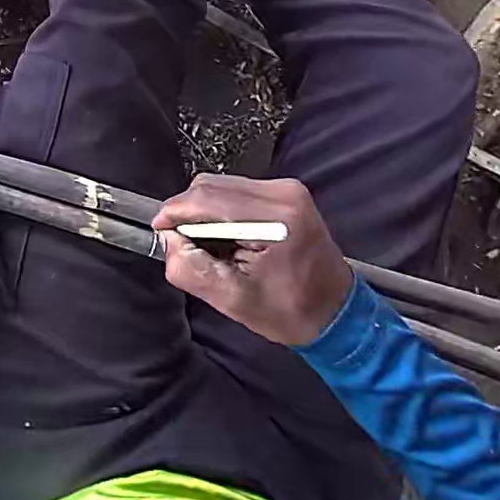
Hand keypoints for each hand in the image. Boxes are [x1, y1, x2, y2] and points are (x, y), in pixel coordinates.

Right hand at [152, 174, 352, 345]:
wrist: (337, 314)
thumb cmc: (293, 311)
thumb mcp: (232, 300)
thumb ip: (189, 268)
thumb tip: (169, 239)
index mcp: (277, 219)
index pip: (205, 198)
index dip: (174, 212)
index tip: (161, 231)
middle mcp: (284, 194)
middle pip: (208, 187)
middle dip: (189, 214)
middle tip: (189, 245)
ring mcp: (286, 189)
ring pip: (217, 185)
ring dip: (203, 212)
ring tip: (214, 244)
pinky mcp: (283, 191)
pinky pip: (232, 190)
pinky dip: (219, 210)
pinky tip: (229, 236)